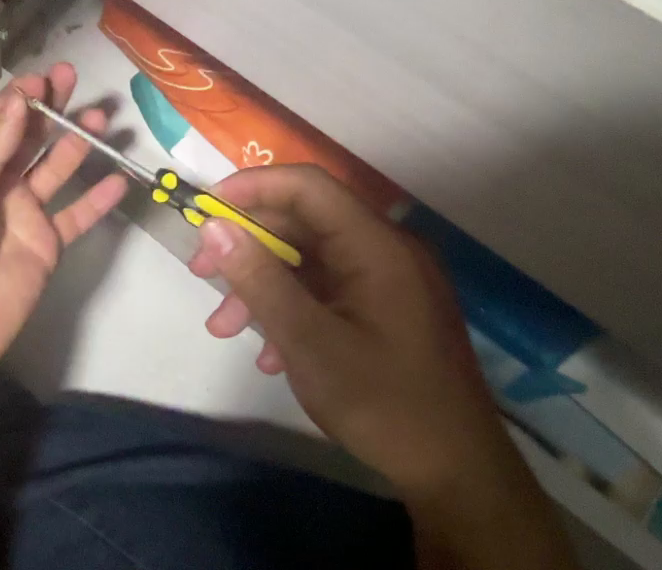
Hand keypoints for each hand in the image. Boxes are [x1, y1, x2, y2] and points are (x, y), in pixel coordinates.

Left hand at [0, 64, 128, 385]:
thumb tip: (18, 102)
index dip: (17, 99)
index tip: (43, 76)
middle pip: (26, 139)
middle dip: (50, 110)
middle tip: (75, 80)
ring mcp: (20, 215)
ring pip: (54, 170)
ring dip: (76, 144)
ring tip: (102, 119)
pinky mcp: (44, 246)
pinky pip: (75, 216)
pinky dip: (96, 200)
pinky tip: (118, 180)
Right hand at [187, 165, 513, 497]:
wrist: (460, 476)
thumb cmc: (383, 402)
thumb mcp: (308, 341)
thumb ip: (259, 278)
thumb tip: (213, 226)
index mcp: (376, 246)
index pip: (306, 186)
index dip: (251, 187)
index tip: (205, 210)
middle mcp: (386, 251)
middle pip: (303, 222)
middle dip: (247, 246)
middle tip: (201, 274)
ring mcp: (389, 281)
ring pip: (309, 259)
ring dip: (262, 285)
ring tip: (223, 327)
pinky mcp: (388, 310)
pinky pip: (327, 288)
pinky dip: (291, 306)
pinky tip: (268, 351)